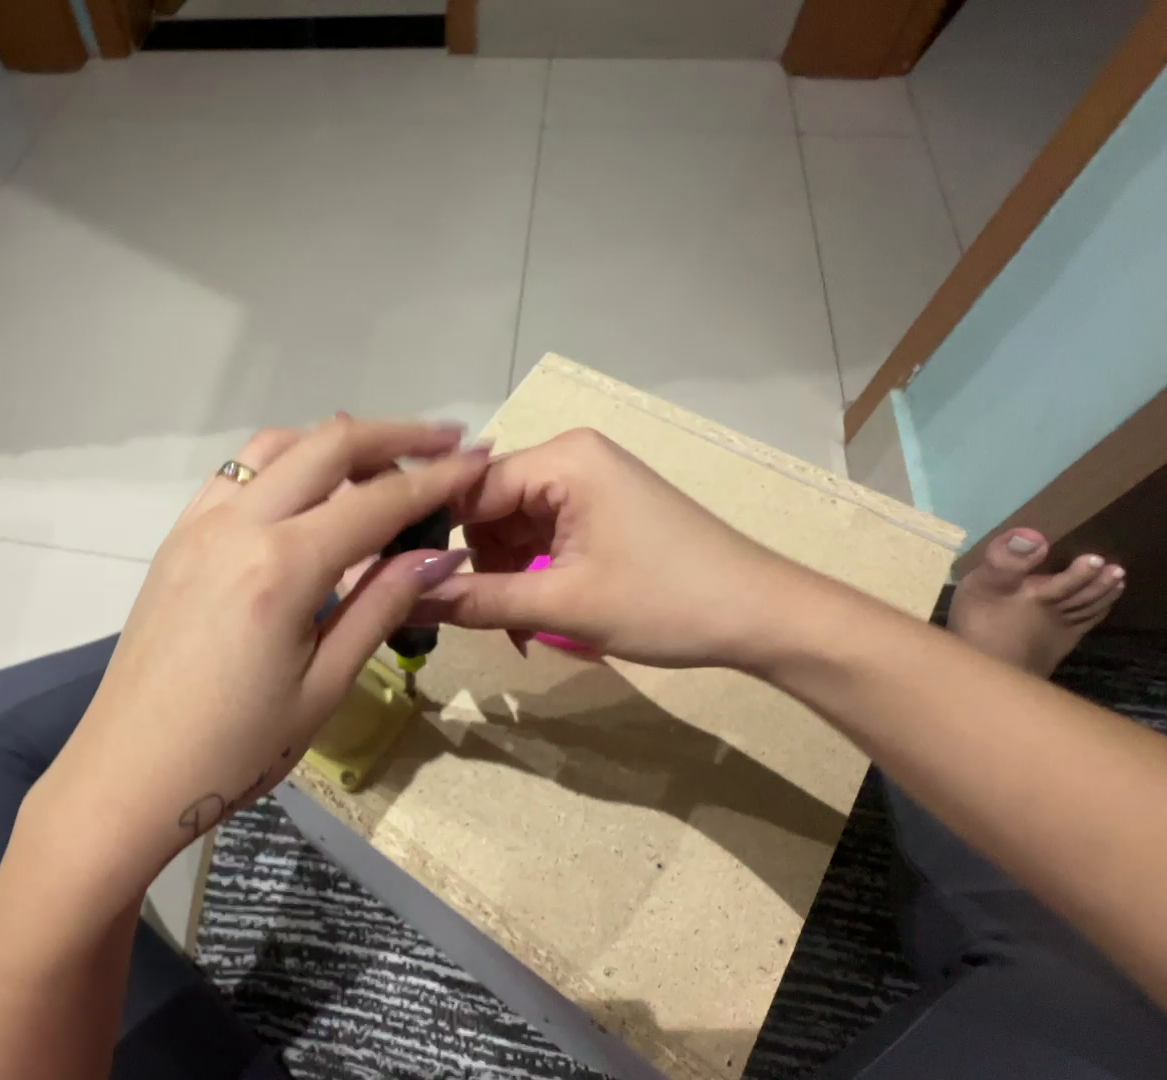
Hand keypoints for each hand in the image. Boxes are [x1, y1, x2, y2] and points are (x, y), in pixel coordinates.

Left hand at [29, 418, 487, 897]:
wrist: (127, 774)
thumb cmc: (234, 749)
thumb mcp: (324, 687)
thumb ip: (381, 607)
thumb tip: (441, 555)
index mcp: (282, 567)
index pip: (377, 501)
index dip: (437, 478)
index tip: (479, 461)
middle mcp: (237, 525)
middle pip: (328, 446)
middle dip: (395, 436)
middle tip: (446, 444)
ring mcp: (198, 524)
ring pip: (277, 447)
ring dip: (335, 441)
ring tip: (381, 462)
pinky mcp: (176, 538)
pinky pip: (236, 474)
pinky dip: (283, 462)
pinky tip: (305, 489)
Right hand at [415, 428, 809, 668]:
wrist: (765, 617)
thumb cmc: (665, 601)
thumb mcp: (562, 606)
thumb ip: (476, 600)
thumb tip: (400, 601)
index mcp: (562, 460)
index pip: (466, 488)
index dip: (432, 536)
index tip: (404, 583)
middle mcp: (570, 458)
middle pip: (486, 508)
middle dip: (477, 565)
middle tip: (477, 621)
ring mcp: (588, 483)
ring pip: (510, 527)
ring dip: (504, 576)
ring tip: (519, 630)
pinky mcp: (600, 508)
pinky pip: (540, 535)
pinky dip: (531, 573)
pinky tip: (538, 615)